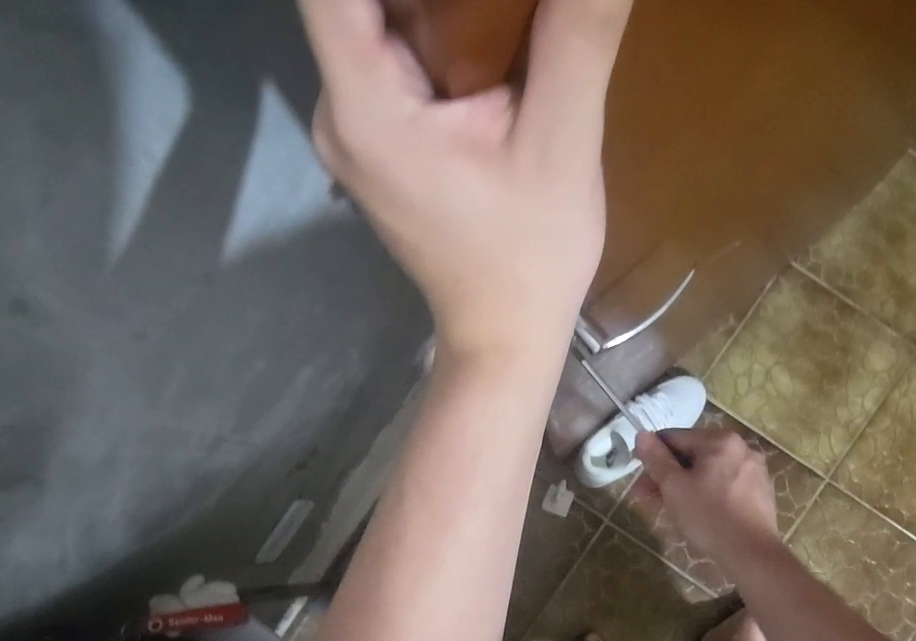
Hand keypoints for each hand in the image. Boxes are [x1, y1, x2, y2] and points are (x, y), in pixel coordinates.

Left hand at [298, 0, 633, 363]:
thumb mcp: (562, 145)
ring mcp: (353, 126)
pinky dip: (429, 24)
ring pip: (372, 17)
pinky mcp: (376, 140)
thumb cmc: (529, 258)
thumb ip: (576, 36)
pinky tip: (482, 29)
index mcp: (365, 105)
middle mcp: (339, 107)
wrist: (504, 333)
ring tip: (497, 12)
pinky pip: (389, 53)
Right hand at [633, 429, 783, 569]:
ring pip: (708, 472)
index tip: (638, 478)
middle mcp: (741, 448)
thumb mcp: (674, 487)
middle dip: (666, 475)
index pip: (674, 437)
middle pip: (692, 455)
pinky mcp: (760, 492)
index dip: (651, 456)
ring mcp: (753, 470)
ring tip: (665, 508)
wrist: (751, 553)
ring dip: (683, 486)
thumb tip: (642, 435)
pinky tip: (694, 512)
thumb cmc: (708, 516)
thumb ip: (656, 459)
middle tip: (645, 498)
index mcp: (720, 440)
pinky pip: (724, 485)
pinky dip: (706, 493)